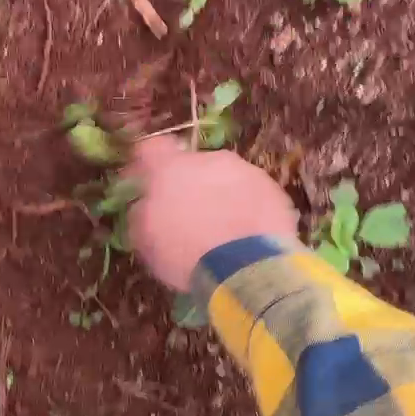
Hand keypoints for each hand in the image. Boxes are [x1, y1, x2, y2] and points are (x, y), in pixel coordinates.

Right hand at [125, 138, 301, 290]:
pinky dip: (242, 206)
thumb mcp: (145, 239)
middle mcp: (208, 160)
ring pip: (223, 177)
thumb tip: (146, 204)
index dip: (145, 162)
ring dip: (216, 194)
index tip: (142, 178)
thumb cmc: (183, 252)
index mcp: (170, 169)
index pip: (152, 148)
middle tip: (183, 212)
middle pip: (192, 164)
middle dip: (186, 183)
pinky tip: (239, 232)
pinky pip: (249, 192)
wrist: (245, 267)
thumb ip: (142, 213)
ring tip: (217, 226)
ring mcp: (245, 171)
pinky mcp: (272, 188)